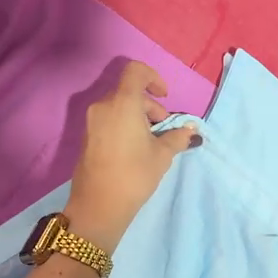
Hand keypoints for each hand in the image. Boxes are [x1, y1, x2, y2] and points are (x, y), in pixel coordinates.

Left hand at [63, 62, 198, 253]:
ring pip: (118, 105)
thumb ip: (176, 137)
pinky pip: (108, 119)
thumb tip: (190, 130)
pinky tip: (134, 148)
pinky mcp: (86, 136)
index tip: (164, 97)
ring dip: (137, 115)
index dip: (153, 77)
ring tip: (150, 141)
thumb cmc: (134, 175)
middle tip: (162, 128)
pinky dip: (124, 124)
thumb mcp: (162, 155)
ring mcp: (91, 121)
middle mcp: (103, 105)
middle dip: (149, 105)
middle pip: (128, 91)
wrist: (98, 206)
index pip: (135, 71)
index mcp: (122, 103)